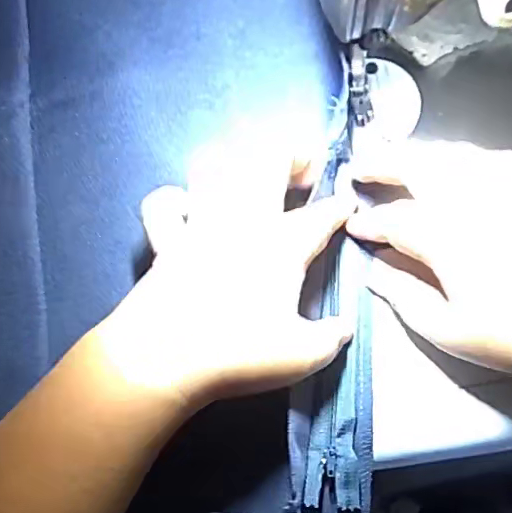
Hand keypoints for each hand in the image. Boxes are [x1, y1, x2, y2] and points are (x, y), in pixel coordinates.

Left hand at [89, 150, 356, 407]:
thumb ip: (330, 338)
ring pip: (214, 164)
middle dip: (294, 154)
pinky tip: (184, 206)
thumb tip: (344, 328)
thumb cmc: (239, 353)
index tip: (347, 205)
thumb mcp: (302, 355)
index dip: (339, 207)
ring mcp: (199, 225)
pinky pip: (164, 204)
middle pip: (269, 160)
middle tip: (306, 169)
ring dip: (235, 160)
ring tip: (248, 173)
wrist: (164, 358)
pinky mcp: (165, 242)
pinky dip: (173, 199)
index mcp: (283, 245)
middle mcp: (242, 221)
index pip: (321, 215)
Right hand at [346, 140, 511, 396]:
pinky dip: (464, 156)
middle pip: (419, 165)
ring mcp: (509, 182)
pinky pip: (491, 156)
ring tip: (400, 158)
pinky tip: (459, 165)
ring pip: (454, 154)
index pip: (394, 219)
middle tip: (362, 164)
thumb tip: (374, 270)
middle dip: (384, 162)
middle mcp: (472, 195)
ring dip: (420, 153)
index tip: (356, 226)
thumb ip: (404, 295)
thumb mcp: (448, 330)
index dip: (370, 221)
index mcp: (444, 234)